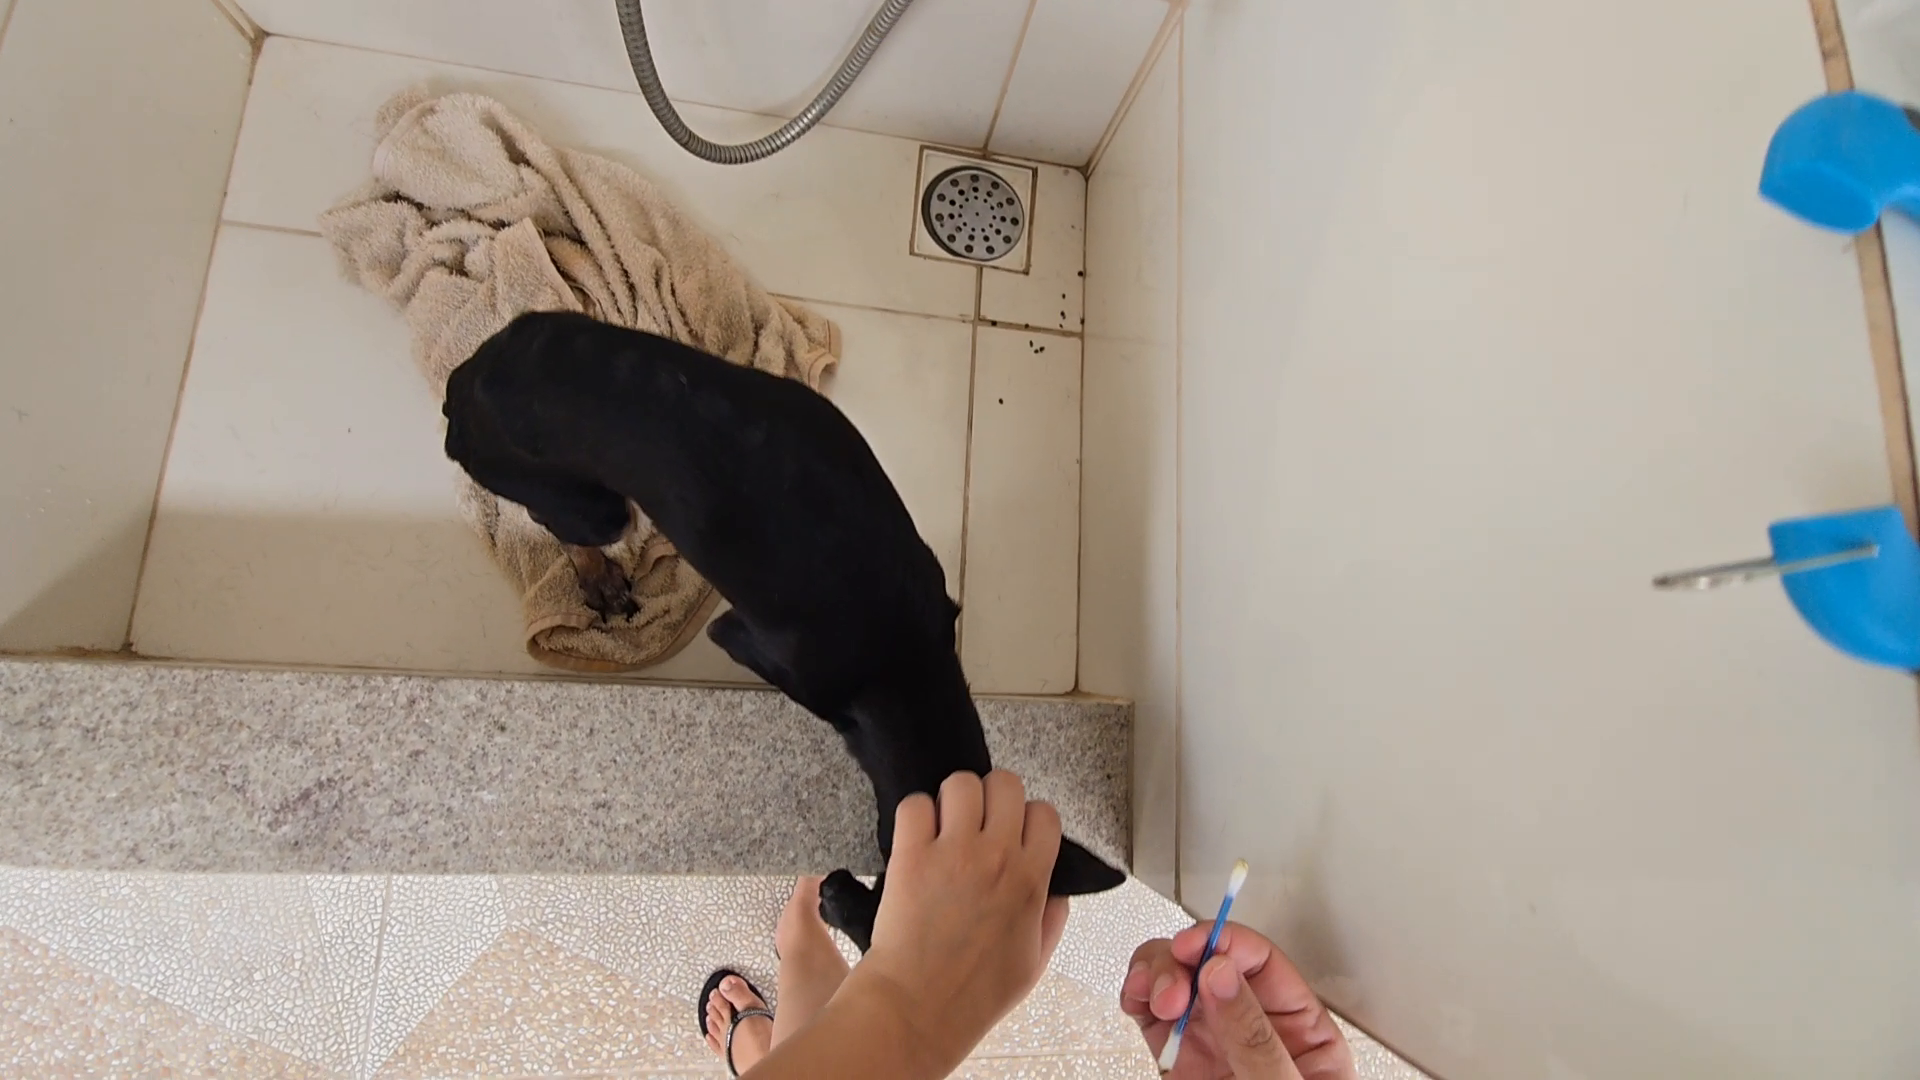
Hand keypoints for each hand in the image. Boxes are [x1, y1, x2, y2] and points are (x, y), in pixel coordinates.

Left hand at [852, 770, 1070, 1073]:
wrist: (917, 1010)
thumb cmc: (974, 993)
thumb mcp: (1034, 962)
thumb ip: (1052, 919)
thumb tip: (1058, 889)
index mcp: (1029, 879)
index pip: (1044, 812)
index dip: (1028, 817)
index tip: (1013, 830)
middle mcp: (996, 856)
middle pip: (1005, 782)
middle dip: (992, 795)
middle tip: (977, 819)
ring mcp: (953, 851)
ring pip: (961, 782)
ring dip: (952, 799)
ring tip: (944, 823)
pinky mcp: (912, 853)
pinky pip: (915, 803)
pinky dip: (915, 814)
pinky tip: (916, 836)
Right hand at [1121, 921, 1355, 1079]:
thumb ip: (1255, 1038)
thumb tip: (1221, 972)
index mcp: (1298, 1030)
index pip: (1261, 960)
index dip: (1225, 941)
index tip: (1195, 949)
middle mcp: (1249, 1020)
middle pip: (1208, 956)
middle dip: (1181, 961)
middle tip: (1171, 994)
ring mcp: (1210, 1035)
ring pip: (1175, 971)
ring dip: (1154, 973)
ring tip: (1152, 1002)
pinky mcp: (1174, 1053)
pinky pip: (1148, 1003)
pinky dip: (1134, 990)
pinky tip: (1134, 1001)